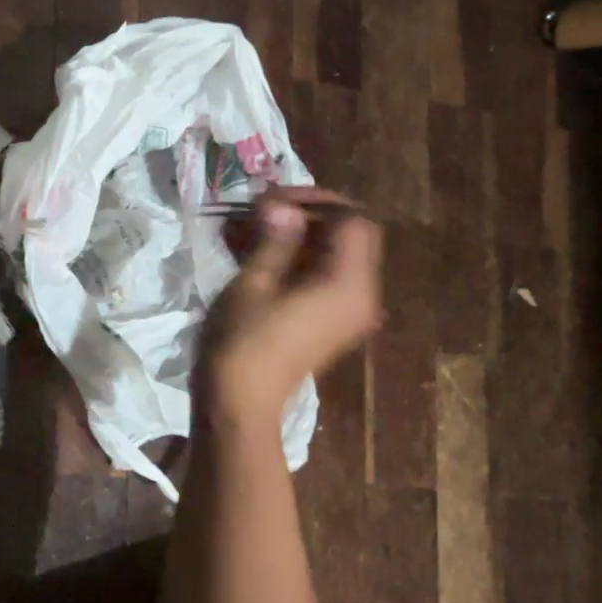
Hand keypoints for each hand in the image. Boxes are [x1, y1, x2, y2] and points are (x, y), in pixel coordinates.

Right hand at [200, 188, 382, 419]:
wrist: (239, 403)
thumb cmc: (241, 342)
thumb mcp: (251, 284)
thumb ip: (273, 240)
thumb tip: (281, 205)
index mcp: (349, 283)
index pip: (351, 221)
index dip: (315, 200)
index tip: (269, 200)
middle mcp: (362, 295)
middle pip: (350, 237)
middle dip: (308, 217)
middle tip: (261, 212)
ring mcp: (348, 313)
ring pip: (336, 258)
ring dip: (300, 238)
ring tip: (253, 231)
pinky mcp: (330, 325)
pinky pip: (326, 279)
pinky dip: (299, 262)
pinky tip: (262, 257)